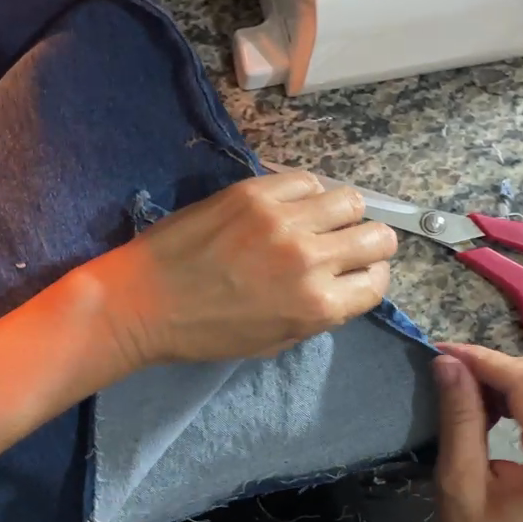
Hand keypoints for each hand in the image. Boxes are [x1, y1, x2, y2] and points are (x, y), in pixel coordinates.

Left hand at [75, 170, 396, 368]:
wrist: (145, 302)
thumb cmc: (204, 333)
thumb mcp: (272, 342)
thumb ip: (316, 314)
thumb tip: (341, 285)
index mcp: (317, 306)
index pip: (377, 282)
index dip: (368, 277)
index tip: (353, 273)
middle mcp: (311, 260)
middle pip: (377, 236)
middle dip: (367, 243)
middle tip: (341, 245)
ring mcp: (283, 220)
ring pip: (348, 199)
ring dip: (339, 212)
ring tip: (313, 220)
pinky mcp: (254, 192)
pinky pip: (304, 179)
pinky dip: (304, 192)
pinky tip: (285, 205)